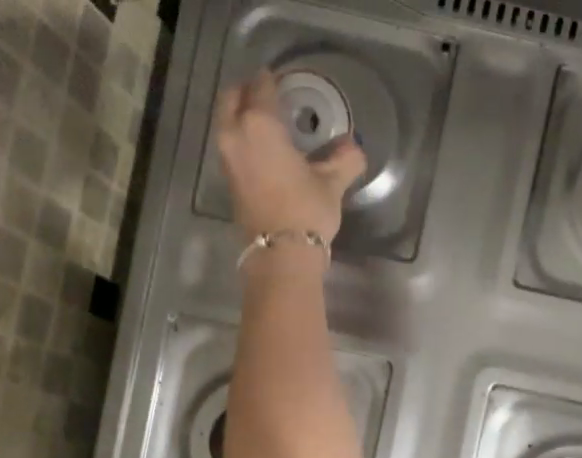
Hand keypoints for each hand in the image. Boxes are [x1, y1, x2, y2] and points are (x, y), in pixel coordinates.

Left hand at [214, 72, 366, 244]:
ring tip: (267, 121)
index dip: (272, 80)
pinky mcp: (228, 177)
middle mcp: (235, 133)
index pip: (261, 88)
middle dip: (249, 92)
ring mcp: (227, 156)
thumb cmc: (306, 211)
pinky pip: (231, 143)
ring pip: (228, 120)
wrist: (281, 253)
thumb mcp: (330, 184)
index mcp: (259, 125)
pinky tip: (262, 147)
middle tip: (268, 94)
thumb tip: (354, 146)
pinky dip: (243, 137)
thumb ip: (343, 160)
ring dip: (242, 115)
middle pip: (234, 98)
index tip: (282, 79)